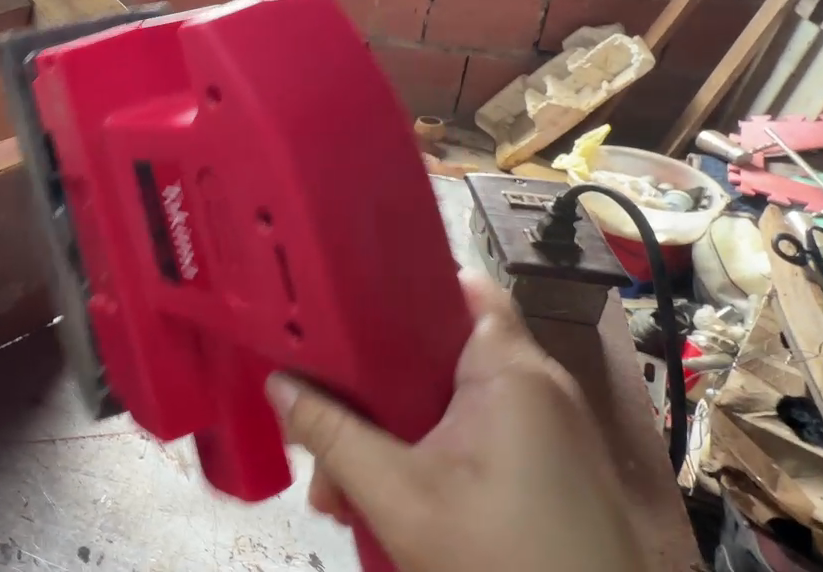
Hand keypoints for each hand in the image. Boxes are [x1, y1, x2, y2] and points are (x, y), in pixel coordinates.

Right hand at [266, 271, 646, 571]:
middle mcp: (533, 391)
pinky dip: (418, 454)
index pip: (463, 286)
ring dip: (383, 431)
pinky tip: (377, 498)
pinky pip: (466, 436)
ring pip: (440, 402)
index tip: (338, 294)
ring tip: (337, 484)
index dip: (400, 279)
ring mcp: (543, 434)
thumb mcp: (396, 496)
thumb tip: (277, 383)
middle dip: (364, 384)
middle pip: (432, 352)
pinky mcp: (545, 473)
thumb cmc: (502, 561)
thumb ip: (330, 433)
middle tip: (314, 414)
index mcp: (510, 374)